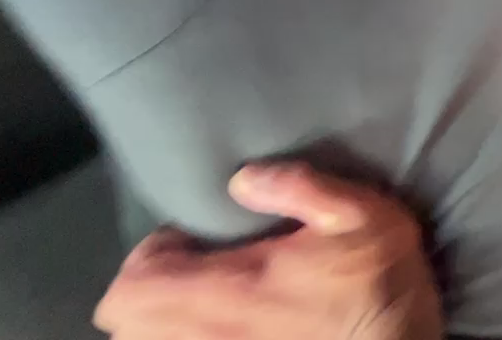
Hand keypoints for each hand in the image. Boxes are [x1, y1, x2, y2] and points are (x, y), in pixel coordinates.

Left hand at [94, 162, 442, 339]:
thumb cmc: (376, 277)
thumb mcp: (359, 212)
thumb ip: (300, 188)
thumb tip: (243, 178)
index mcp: (227, 288)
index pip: (129, 288)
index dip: (152, 257)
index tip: (198, 238)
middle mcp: (202, 336)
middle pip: (125, 324)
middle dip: (154, 290)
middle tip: (204, 267)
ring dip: (167, 321)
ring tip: (217, 300)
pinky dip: (192, 337)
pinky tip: (234, 326)